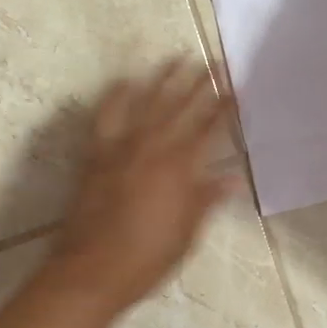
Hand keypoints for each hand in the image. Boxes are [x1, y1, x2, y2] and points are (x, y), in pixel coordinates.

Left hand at [43, 59, 238, 313]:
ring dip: (164, 78)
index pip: (210, 129)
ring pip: (148, 102)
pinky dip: (117, 96)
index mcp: (182, 169)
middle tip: (212, 62)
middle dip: (199, 82)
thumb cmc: (146, 259)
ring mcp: (124, 146)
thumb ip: (207, 199)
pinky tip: (125, 80)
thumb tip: (233, 177)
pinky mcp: (98, 151)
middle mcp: (155, 148)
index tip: (235, 87)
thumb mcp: (186, 235)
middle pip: (182, 107)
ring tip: (178, 57)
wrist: (92, 270)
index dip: (224, 107)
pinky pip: (108, 115)